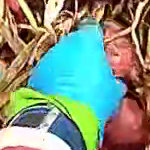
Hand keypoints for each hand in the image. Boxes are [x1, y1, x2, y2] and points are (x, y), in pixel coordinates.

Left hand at [6, 21, 124, 149]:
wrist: (61, 120)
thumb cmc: (94, 100)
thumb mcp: (113, 91)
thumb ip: (113, 80)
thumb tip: (115, 83)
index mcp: (86, 41)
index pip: (93, 29)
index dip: (97, 40)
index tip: (102, 52)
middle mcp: (64, 44)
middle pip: (74, 43)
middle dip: (81, 54)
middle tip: (90, 71)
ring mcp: (46, 59)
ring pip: (59, 57)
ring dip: (66, 67)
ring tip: (76, 86)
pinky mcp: (34, 75)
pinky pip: (48, 72)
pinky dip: (54, 79)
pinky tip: (62, 95)